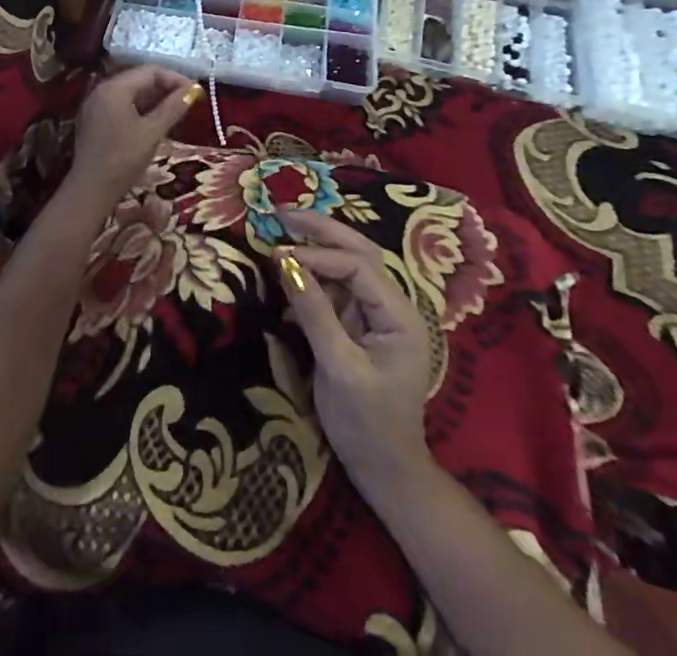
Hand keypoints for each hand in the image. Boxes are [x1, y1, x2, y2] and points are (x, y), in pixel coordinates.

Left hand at [66, 66, 201, 201]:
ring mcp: (94, 105)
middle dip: (165, 89)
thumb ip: (173, 107)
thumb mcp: (153, 132)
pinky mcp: (93, 120)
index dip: (176, 79)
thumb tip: (193, 90)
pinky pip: (119, 106)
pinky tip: (154, 123)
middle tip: (188, 104)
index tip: (195, 94)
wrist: (91, 188)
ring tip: (175, 114)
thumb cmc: (123, 158)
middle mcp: (101, 90)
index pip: (150, 71)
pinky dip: (138, 109)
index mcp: (114, 88)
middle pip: (138, 80)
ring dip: (153, 100)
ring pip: (129, 93)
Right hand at [273, 209, 433, 490]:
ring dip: (316, 245)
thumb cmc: (366, 421)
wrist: (384, 465)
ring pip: (347, 267)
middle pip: (359, 253)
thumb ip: (315, 313)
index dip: (316, 255)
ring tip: (282, 226)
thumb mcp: (338, 367)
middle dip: (321, 229)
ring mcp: (375, 316)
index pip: (357, 266)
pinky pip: (334, 289)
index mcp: (400, 316)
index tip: (276, 256)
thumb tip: (284, 263)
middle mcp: (392, 307)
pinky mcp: (358, 327)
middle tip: (280, 211)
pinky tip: (288, 269)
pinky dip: (311, 274)